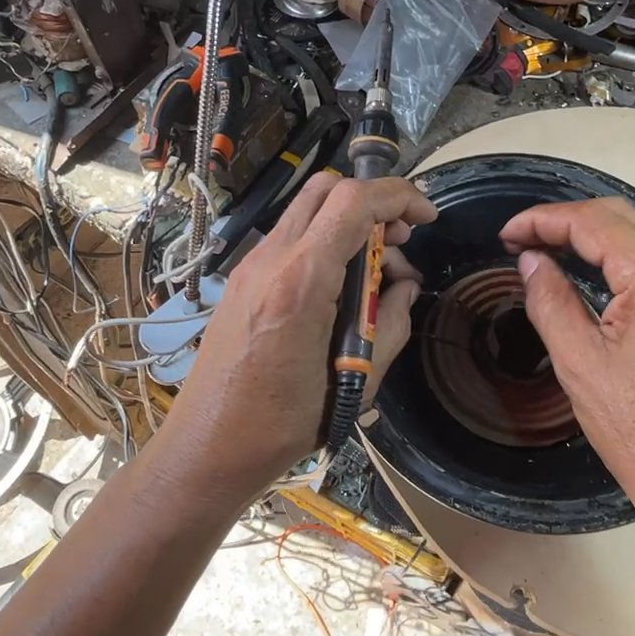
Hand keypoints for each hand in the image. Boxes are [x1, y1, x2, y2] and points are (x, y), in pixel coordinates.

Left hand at [157, 173, 435, 502]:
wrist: (207, 446)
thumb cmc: (280, 424)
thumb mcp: (356, 381)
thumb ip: (391, 324)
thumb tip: (406, 288)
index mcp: (301, 281)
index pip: (354, 202)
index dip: (399, 197)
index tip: (427, 217)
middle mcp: (271, 259)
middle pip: (327, 189)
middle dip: (373, 201)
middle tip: (400, 241)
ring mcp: (250, 266)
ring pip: (306, 210)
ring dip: (348, 223)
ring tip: (376, 274)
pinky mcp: (242, 279)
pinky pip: (290, 238)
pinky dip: (324, 242)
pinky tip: (340, 286)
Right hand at [502, 198, 634, 530]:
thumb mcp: (580, 366)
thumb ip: (551, 301)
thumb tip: (532, 261)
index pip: (593, 222)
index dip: (542, 220)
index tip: (507, 233)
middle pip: (624, 216)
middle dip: (569, 221)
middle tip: (523, 241)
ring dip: (600, 233)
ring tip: (555, 250)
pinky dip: (628, 253)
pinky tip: (601, 273)